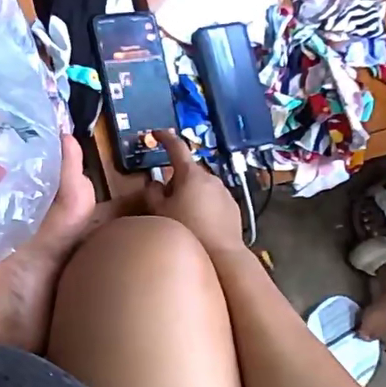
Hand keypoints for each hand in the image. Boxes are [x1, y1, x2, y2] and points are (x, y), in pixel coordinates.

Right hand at [143, 136, 245, 256]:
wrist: (222, 253)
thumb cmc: (187, 229)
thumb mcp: (160, 212)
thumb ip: (153, 193)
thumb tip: (154, 183)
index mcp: (191, 175)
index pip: (176, 147)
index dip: (164, 138)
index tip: (156, 133)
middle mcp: (210, 177)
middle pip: (188, 171)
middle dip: (176, 179)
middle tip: (165, 198)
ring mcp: (224, 191)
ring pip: (201, 185)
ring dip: (190, 192)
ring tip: (183, 214)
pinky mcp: (232, 205)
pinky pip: (212, 199)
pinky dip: (203, 204)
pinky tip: (199, 223)